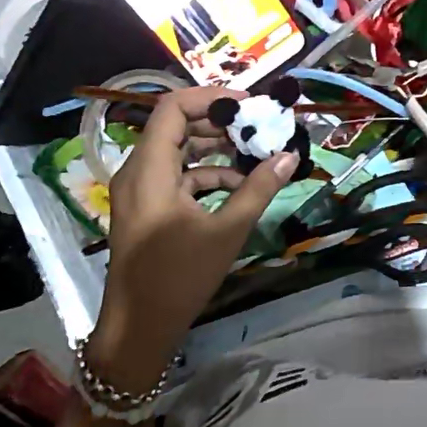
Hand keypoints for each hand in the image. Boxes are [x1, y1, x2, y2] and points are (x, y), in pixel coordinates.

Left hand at [91, 87, 296, 388]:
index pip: (172, 108)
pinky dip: (203, 176)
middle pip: (175, 127)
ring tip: (254, 156)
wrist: (139, 326)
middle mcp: (137, 171)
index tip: (248, 107)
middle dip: (218, 125)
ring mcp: (138, 191)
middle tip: (258, 129)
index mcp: (150, 169)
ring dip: (213, 151)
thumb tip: (289, 156)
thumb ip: (258, 189)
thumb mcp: (226, 231)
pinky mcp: (144, 208)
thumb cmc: (180, 276)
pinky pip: (174, 177)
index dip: (210, 100)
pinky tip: (236, 188)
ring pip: (176, 153)